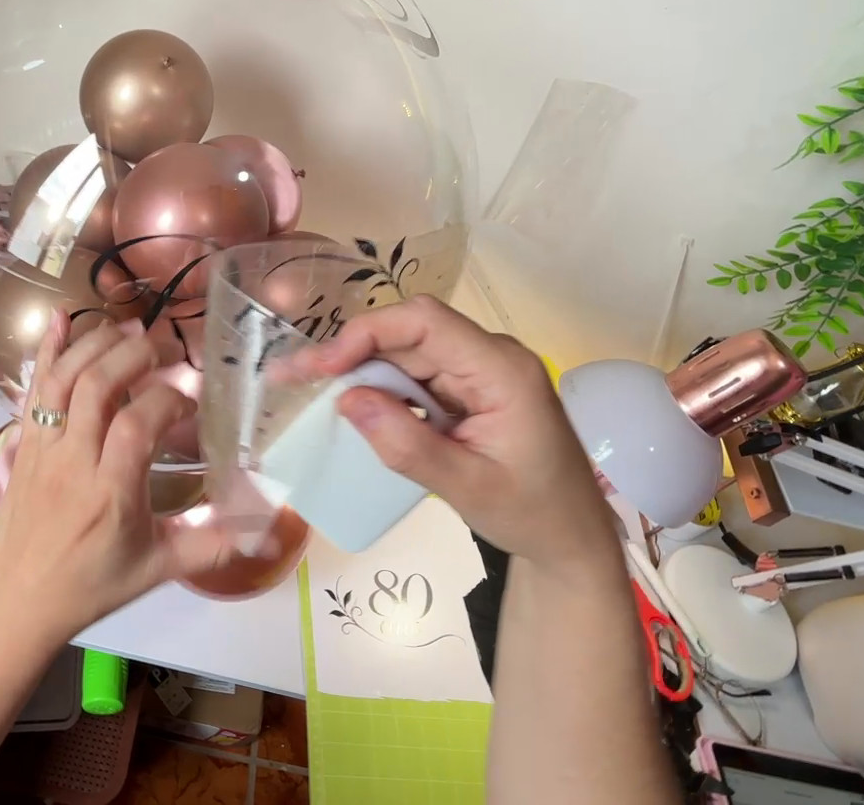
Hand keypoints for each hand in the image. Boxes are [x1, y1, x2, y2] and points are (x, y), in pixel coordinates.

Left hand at [0, 315, 235, 641]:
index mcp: (110, 494)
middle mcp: (72, 462)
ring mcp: (43, 448)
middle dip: (134, 355)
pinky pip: (33, 388)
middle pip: (97, 387)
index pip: (136, 426)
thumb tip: (272, 530)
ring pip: (63, 380)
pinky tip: (59, 316)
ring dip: (96, 344)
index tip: (191, 399)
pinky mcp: (24, 442)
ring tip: (130, 330)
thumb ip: (214, 544)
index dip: (168, 400)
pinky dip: (46, 349)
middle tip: (166, 347)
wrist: (19, 601)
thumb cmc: (94, 584)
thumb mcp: (159, 568)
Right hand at [292, 295, 619, 567]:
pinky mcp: (465, 390)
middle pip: (407, 334)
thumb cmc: (532, 515)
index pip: (426, 323)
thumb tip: (347, 401)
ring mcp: (476, 372)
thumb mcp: (468, 489)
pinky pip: (414, 377)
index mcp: (502, 370)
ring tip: (307, 388)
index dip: (369, 333)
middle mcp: (488, 357)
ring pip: (404, 353)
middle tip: (293, 376)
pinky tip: (348, 405)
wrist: (570, 539)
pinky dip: (378, 389)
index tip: (326, 366)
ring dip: (357, 370)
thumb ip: (408, 447)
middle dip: (349, 352)